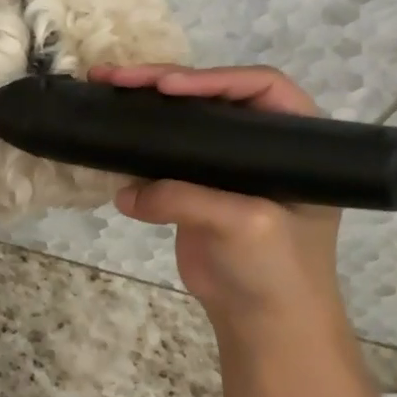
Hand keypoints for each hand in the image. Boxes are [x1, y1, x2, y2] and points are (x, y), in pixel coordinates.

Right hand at [90, 64, 344, 330]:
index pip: (260, 89)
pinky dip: (129, 143)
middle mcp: (259, 146)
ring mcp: (221, 166)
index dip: (213, 80)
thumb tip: (127, 190)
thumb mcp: (244, 226)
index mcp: (295, 144)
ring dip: (139, 105)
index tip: (167, 87)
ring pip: (179, 120)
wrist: (262, 320)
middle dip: (161, 81)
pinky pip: (157, 154)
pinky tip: (102, 136)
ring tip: (101, 89)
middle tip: (115, 76)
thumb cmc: (276, 269)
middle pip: (209, 97)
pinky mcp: (189, 188)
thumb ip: (187, 198)